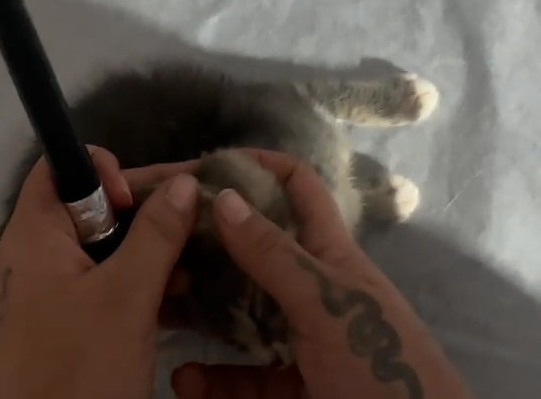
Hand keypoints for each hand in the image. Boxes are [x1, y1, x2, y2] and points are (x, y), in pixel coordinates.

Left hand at [0, 148, 199, 398]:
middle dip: (143, 207)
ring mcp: (54, 293)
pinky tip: (182, 291)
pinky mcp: (71, 325)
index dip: (101, 169)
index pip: (60, 168)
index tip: (136, 198)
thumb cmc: (81, 369)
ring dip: (150, 247)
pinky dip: (141, 281)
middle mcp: (38, 255)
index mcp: (34, 234)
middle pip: (91, 206)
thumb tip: (185, 182)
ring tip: (199, 252)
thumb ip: (157, 233)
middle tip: (194, 213)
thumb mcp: (126, 297)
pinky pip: (107, 284)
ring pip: (105, 247)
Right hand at [172, 152, 473, 398]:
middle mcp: (312, 288)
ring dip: (204, 313)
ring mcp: (303, 340)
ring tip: (160, 308)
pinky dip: (214, 380)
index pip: (298, 186)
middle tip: (162, 240)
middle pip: (257, 250)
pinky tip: (183, 381)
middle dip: (213, 243)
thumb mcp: (324, 304)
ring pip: (244, 314)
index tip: (211, 164)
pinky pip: (246, 378)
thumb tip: (223, 195)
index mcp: (328, 253)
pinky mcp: (295, 387)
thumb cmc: (379, 363)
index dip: (263, 164)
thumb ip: (274, 254)